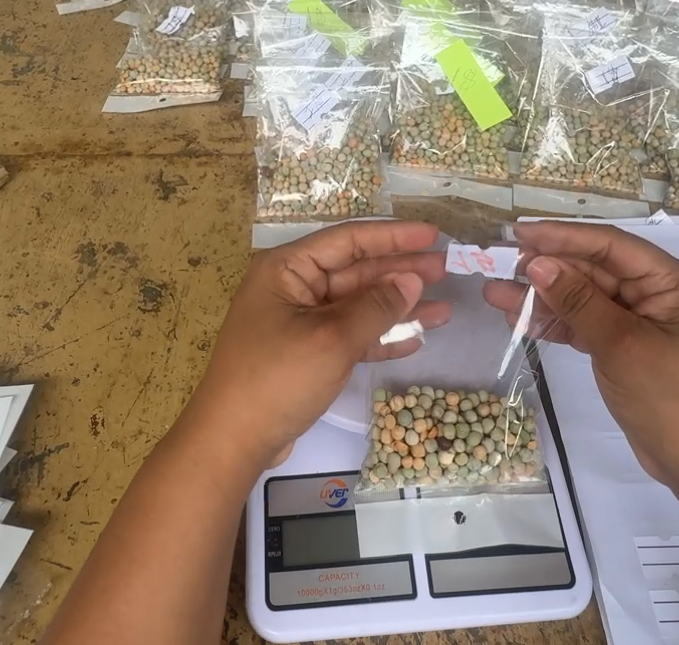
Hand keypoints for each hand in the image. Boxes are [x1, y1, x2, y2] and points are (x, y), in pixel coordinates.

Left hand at [187, 220, 450, 468]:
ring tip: (444, 305)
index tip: (433, 235)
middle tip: (447, 269)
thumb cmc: (277, 379)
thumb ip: (376, 307)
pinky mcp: (307, 352)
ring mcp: (300, 321)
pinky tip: (417, 337)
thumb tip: (413, 279)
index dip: (393, 236)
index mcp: (288, 269)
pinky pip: (351, 334)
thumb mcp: (332, 340)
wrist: (231, 442)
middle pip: (356, 270)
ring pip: (358, 304)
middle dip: (400, 270)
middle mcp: (293, 287)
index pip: (348, 240)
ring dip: (398, 306)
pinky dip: (381, 335)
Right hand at [484, 221, 678, 489]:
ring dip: (543, 298)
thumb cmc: (676, 401)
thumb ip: (578, 301)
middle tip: (498, 266)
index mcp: (672, 282)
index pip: (610, 245)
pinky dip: (556, 324)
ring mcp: (641, 323)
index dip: (562, 236)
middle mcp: (658, 294)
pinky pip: (586, 325)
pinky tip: (520, 321)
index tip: (518, 232)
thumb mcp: (623, 346)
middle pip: (594, 270)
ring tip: (495, 295)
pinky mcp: (627, 349)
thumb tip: (536, 263)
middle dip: (546, 269)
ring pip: (584, 298)